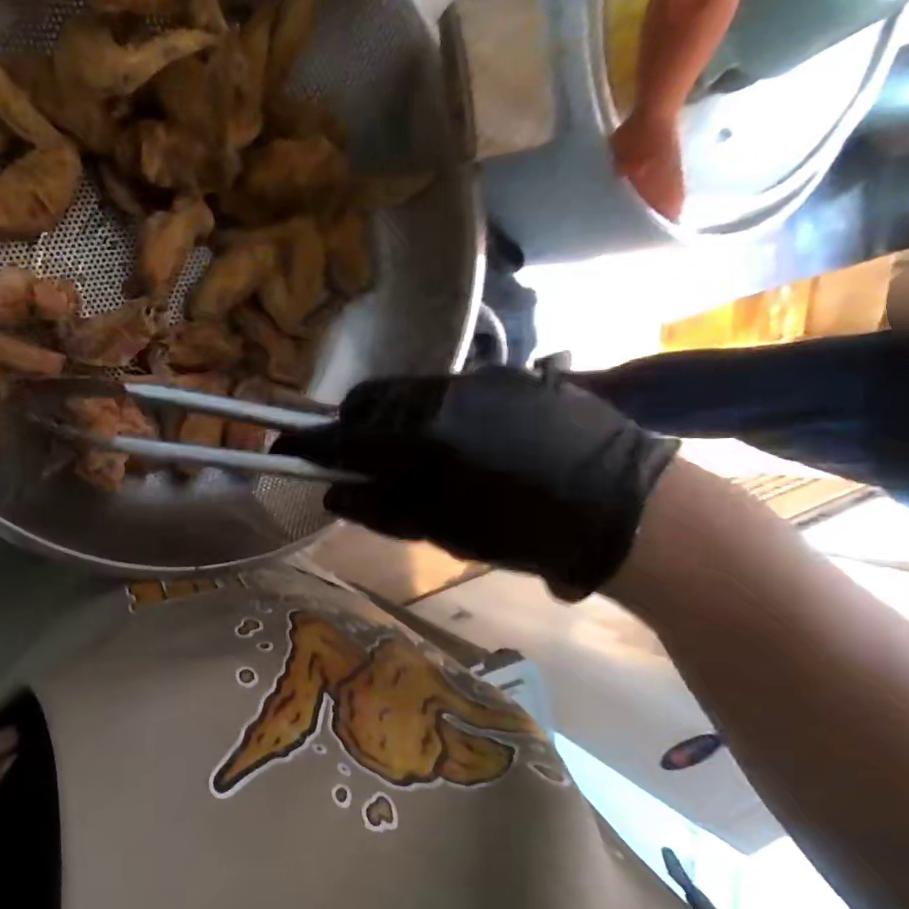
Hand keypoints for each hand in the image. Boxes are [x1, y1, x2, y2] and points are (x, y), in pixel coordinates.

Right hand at [275, 367, 677, 597]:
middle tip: (360, 461)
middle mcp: (443, 390)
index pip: (345, 432)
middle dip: (354, 425)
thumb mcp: (443, 529)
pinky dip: (443, 414)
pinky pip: (458, 390)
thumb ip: (380, 506)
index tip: (284, 448)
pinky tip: (472, 444)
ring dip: (400, 419)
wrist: (623, 508)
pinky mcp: (518, 377)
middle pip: (373, 397)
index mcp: (420, 432)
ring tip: (422, 456)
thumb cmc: (523, 531)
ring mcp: (483, 377)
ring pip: (414, 391)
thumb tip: (333, 491)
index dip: (310, 443)